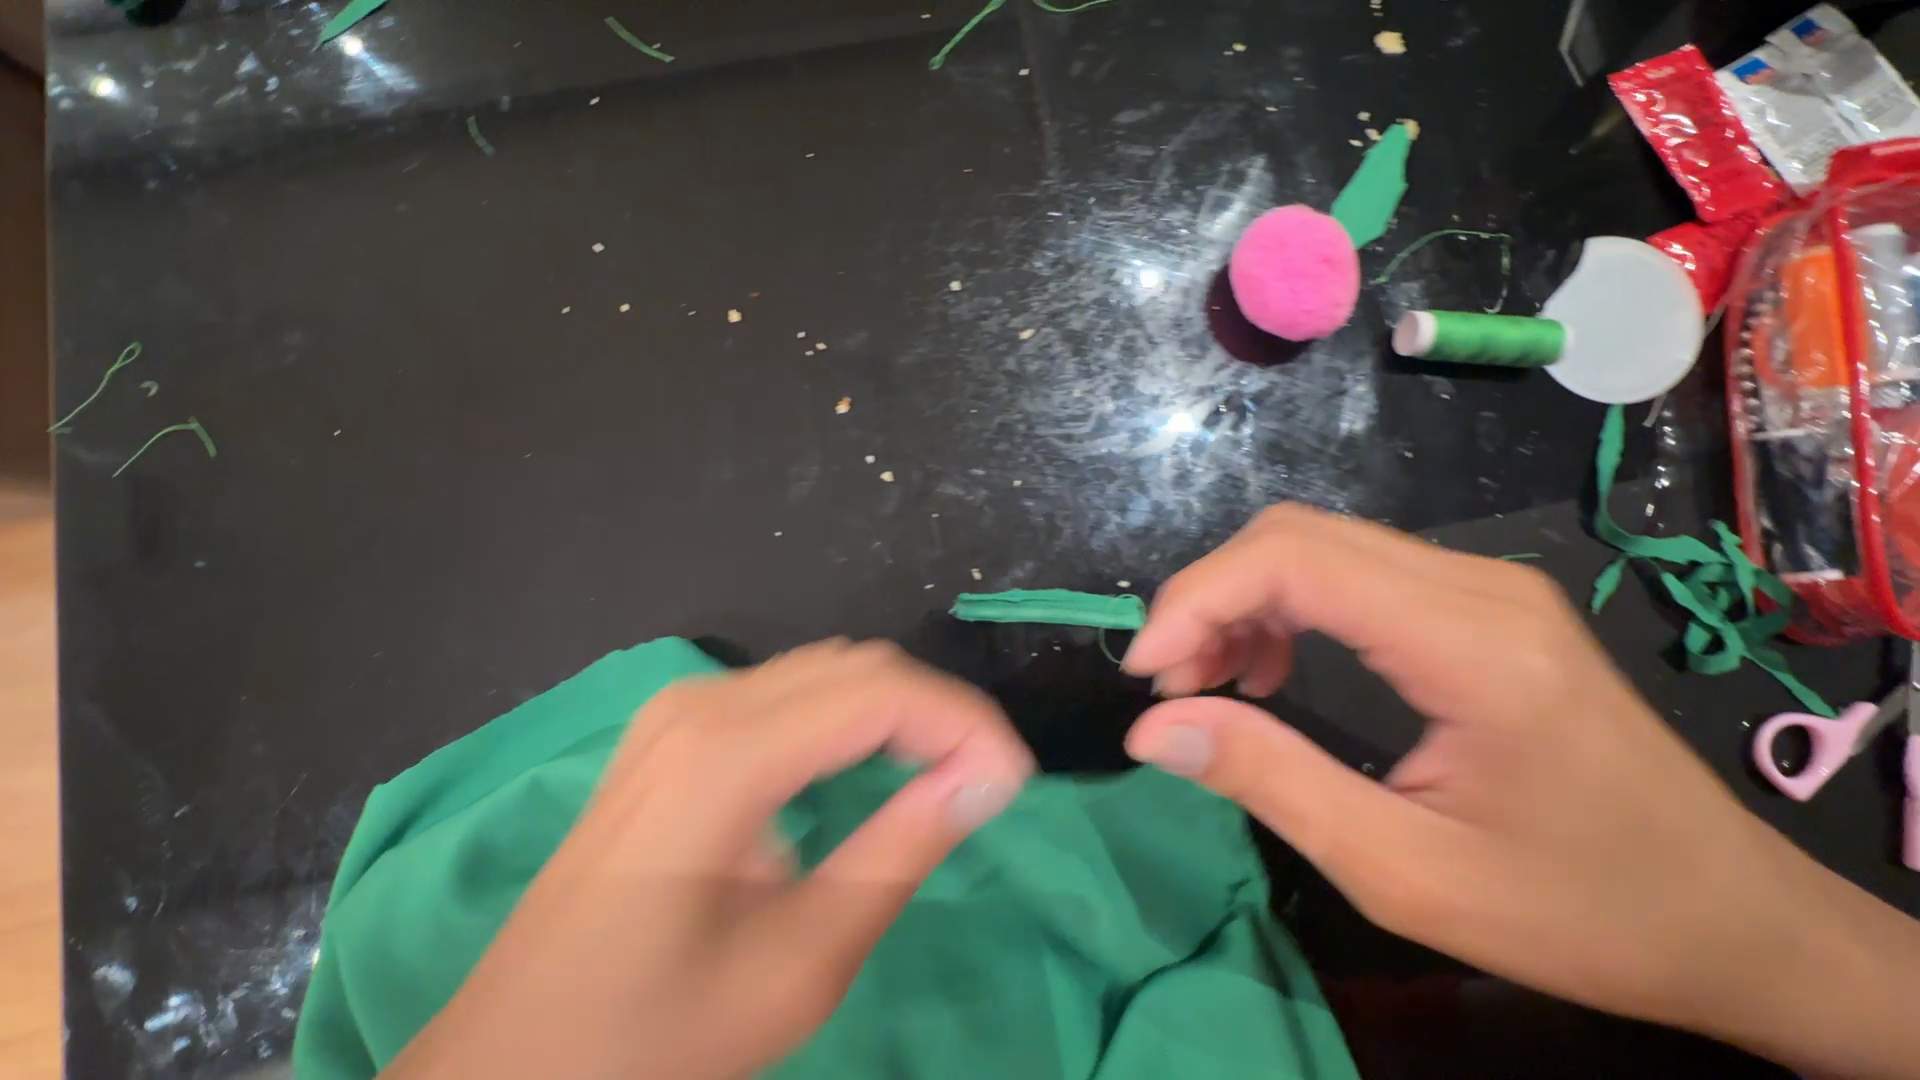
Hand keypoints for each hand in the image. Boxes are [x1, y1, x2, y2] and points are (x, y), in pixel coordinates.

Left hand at [385, 640, 1034, 1079]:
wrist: (515, 1061)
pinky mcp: (674, 730)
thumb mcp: (800, 963)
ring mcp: (678, 710)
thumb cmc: (655, 1035)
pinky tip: (876, 763)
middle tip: (988, 784)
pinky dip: (852, 715)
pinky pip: (787, 692)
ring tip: (948, 775)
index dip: (964, 723)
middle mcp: (699, 705)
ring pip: (825, 671)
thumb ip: (898, 855)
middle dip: (939, 712)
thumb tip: (982, 781)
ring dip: (899, 710)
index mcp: (724, 757)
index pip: (879, 692)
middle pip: (855, 667)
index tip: (1014, 782)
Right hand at [1119, 505, 1919, 1077]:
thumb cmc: (1574, 911)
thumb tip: (1150, 730)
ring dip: (1240, 600)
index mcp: (1470, 645)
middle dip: (1208, 596)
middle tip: (1169, 685)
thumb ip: (1271, 783)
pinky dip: (1283, 607)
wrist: (1731, 919)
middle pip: (1296, 535)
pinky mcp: (1477, 605)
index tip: (1145, 675)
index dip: (1195, 598)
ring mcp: (1482, 588)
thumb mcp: (1402, 872)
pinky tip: (1268, 670)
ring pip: (1317, 545)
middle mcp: (1476, 587)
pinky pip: (1351, 571)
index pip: (1294, 560)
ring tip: (1206, 681)